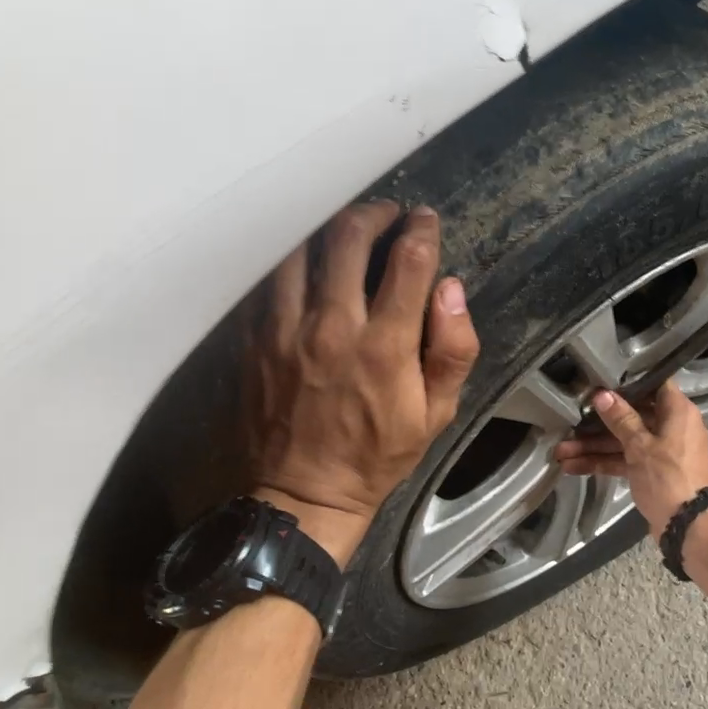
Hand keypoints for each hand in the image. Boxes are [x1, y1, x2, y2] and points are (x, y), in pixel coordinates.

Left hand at [244, 201, 479, 561]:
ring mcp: (286, 328)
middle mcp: (333, 325)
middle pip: (350, 238)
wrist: (302, 494)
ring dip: (329, 228)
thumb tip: (451, 289)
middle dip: (375, 214)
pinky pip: (268, 278)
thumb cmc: (378, 454)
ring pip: (302, 249)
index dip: (422, 230)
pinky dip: (291, 258)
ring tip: (346, 229)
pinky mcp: (254, 338)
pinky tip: (306, 260)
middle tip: (387, 214)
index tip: (425, 219)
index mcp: (386, 344)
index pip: (409, 261)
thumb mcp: (437, 413)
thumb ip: (453, 349)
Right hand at [553, 379, 707, 532]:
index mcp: (678, 412)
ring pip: (625, 441)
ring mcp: (663, 451)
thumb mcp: (640, 445)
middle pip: (633, 416)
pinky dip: (605, 463)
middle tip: (570, 420)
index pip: (655, 384)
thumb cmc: (668, 477)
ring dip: (595, 446)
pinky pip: (627, 460)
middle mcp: (673, 427)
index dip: (630, 382)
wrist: (687, 526)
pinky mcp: (654, 472)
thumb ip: (621, 419)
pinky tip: (574, 466)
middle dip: (600, 422)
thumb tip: (603, 394)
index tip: (603, 381)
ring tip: (561, 451)